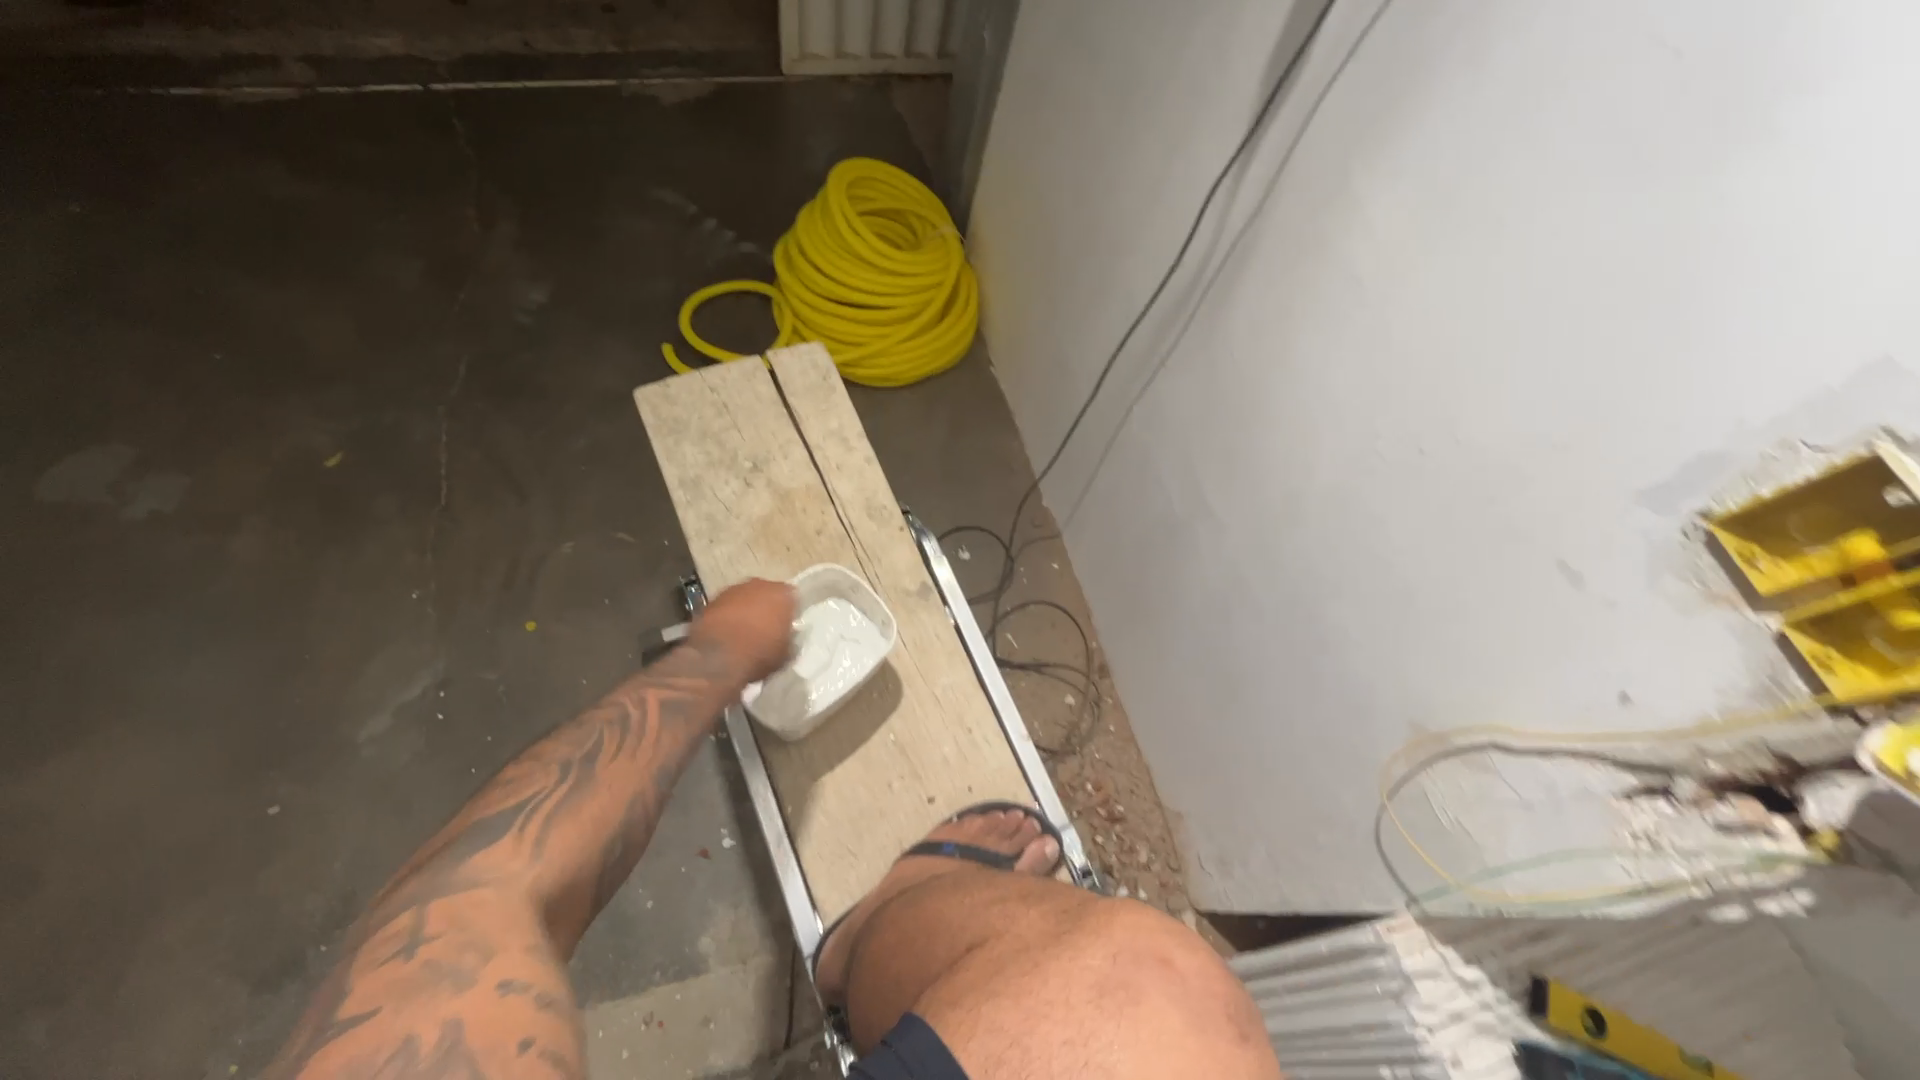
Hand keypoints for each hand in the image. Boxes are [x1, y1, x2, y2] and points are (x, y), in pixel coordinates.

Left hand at [691, 579, 797, 683]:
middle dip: (766, 607)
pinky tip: (726, 634)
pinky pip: (725, 607)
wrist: (718, 659)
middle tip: (766, 627)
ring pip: (744, 598)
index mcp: (782, 594)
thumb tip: (785, 637)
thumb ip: (789, 638)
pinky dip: (726, 617)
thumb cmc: (760, 654)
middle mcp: (758, 585)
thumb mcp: (786, 653)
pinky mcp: (711, 601)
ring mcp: (732, 590)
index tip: (787, 625)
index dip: (790, 611)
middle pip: (766, 593)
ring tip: (743, 632)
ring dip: (745, 610)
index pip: (792, 597)